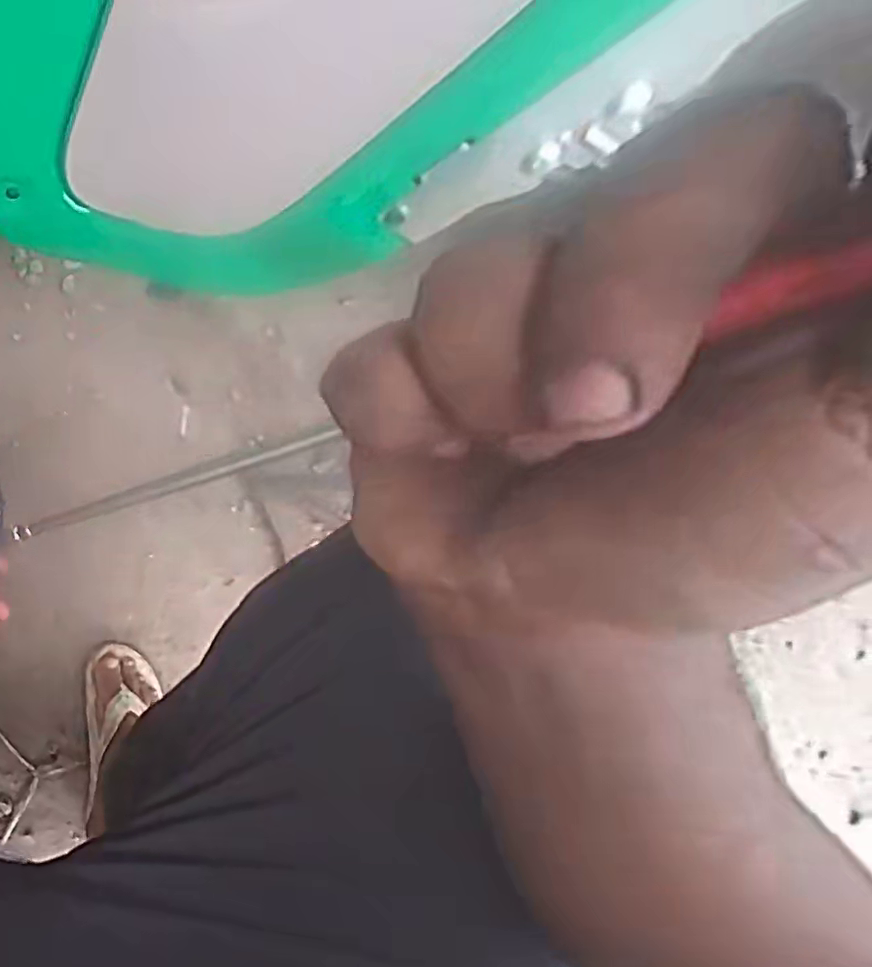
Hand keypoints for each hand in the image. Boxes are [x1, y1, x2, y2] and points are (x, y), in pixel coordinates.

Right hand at [323, 89, 871, 633]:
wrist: (541, 604)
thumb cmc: (704, 538)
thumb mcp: (853, 451)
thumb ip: (868, 357)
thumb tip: (851, 271)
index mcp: (761, 246)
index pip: (734, 144)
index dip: (671, 235)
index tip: (647, 367)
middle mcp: (615, 256)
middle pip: (576, 197)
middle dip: (567, 319)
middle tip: (576, 424)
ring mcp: (491, 308)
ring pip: (455, 276)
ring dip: (474, 386)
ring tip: (512, 450)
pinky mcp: (396, 363)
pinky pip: (363, 359)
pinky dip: (390, 419)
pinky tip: (430, 452)